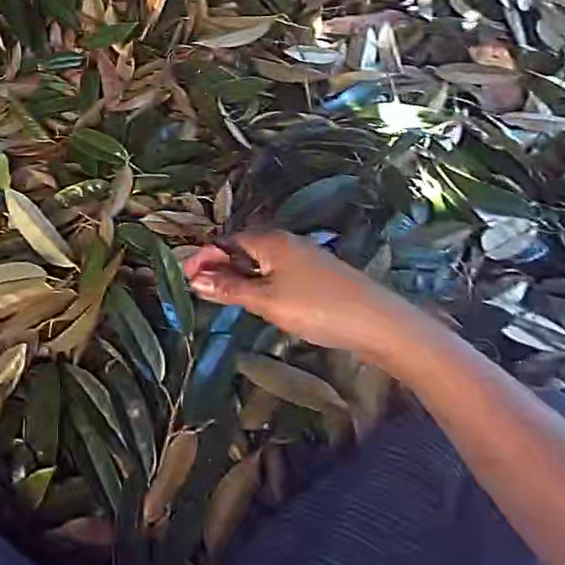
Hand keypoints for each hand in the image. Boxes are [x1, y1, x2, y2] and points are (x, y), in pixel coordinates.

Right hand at [183, 231, 444, 370]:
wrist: (380, 324)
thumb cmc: (317, 307)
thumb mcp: (267, 300)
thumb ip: (230, 288)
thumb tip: (195, 278)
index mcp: (269, 240)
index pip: (226, 242)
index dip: (204, 258)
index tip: (184, 277)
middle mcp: (285, 241)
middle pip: (242, 249)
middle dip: (218, 266)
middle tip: (199, 289)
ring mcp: (304, 257)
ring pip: (260, 261)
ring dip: (238, 275)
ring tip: (221, 295)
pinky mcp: (317, 275)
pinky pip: (276, 271)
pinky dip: (258, 282)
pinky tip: (257, 300)